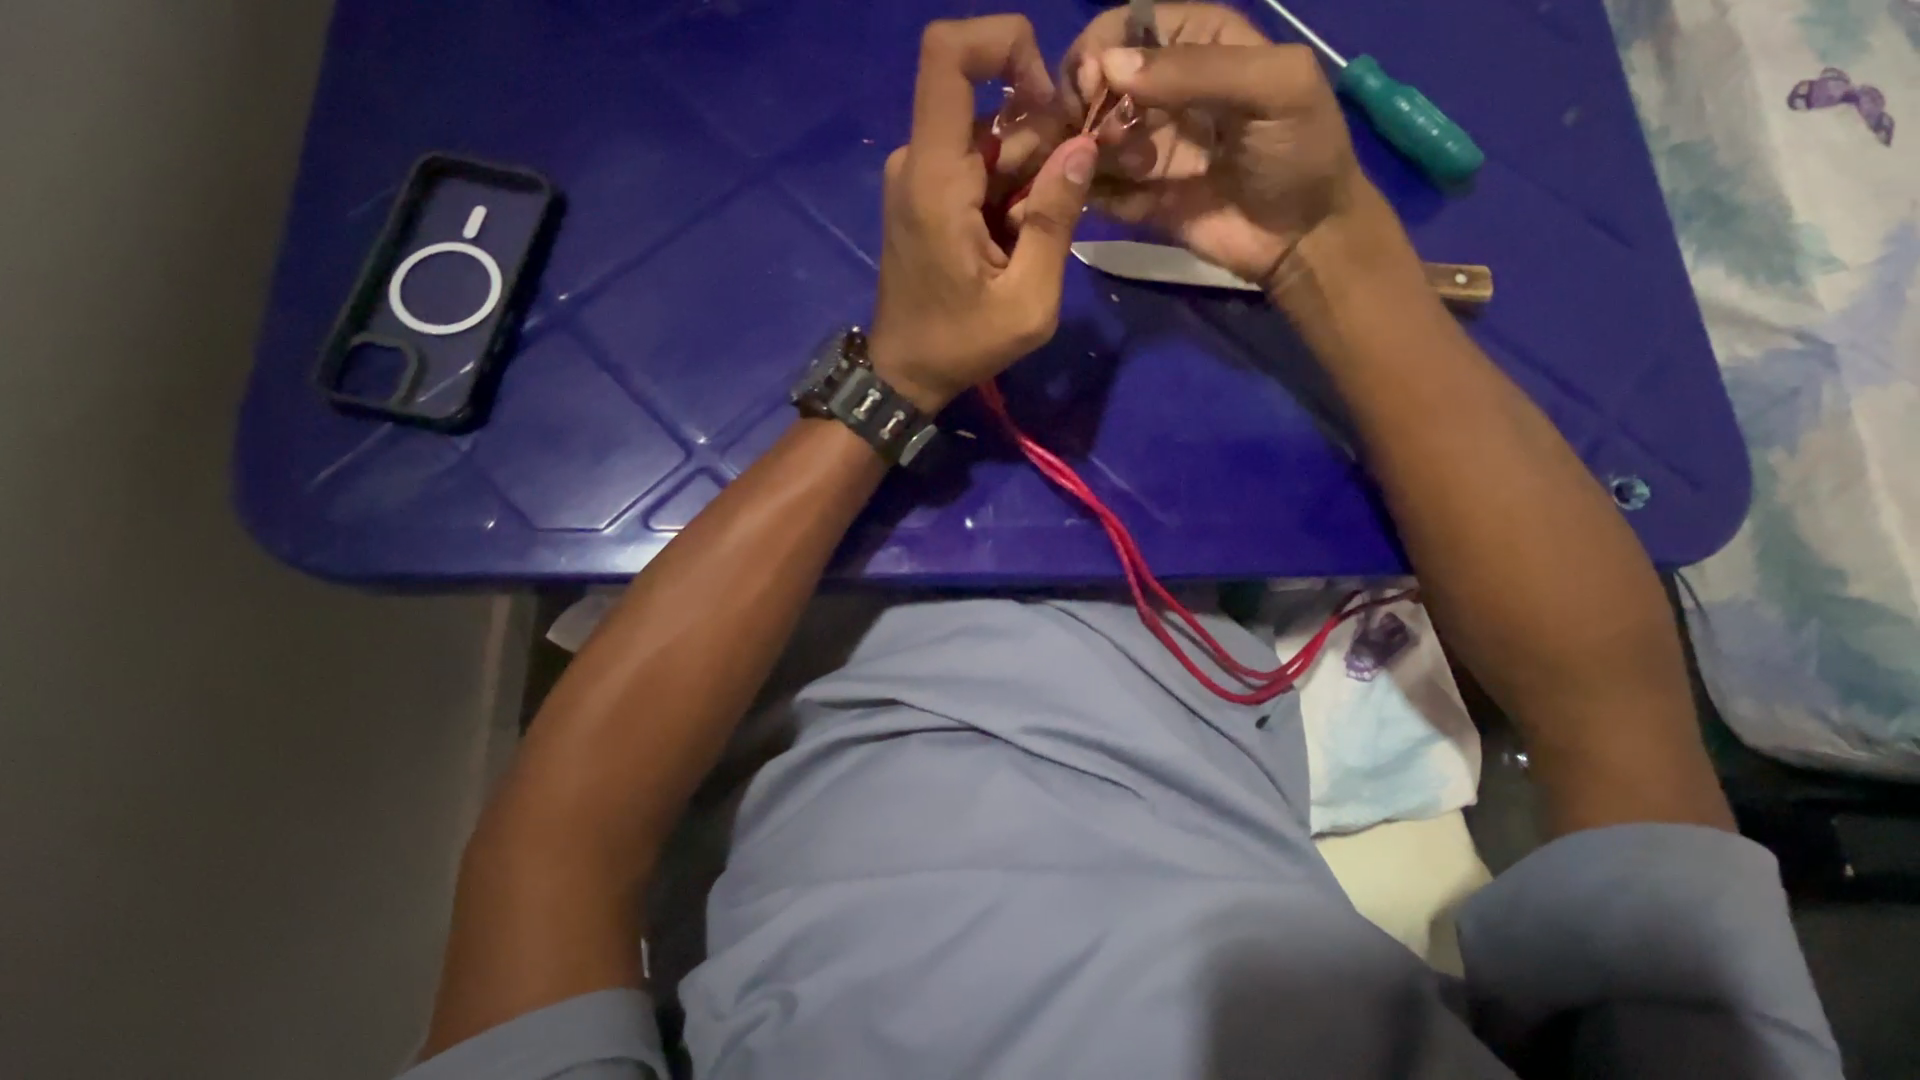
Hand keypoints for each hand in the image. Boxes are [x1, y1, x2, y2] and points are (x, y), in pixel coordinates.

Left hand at [867, 16, 1099, 413]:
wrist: (904, 372)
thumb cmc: (962, 346)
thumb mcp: (1028, 300)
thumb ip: (1056, 220)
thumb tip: (1083, 144)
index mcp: (935, 178)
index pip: (948, 52)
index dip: (1005, 43)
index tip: (1049, 97)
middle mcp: (918, 160)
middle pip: (991, 104)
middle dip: (1043, 141)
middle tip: (1062, 207)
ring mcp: (917, 175)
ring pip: (991, 135)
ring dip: (1030, 174)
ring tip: (1032, 239)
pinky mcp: (924, 191)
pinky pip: (978, 162)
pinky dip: (1010, 188)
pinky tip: (1015, 238)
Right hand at [1062, 3, 1369, 288]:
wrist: (1305, 237)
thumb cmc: (1301, 151)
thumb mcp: (1274, 87)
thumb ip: (1196, 69)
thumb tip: (1109, 67)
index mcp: (1199, 41)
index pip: (1126, 24)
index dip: (1100, 47)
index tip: (1092, 84)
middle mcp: (1164, 89)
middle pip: (1097, 78)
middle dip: (1088, 103)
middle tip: (1104, 136)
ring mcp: (1147, 144)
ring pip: (1088, 134)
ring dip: (1092, 150)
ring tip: (1130, 168)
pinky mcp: (1137, 194)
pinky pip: (1095, 186)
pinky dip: (1093, 190)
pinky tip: (1118, 198)